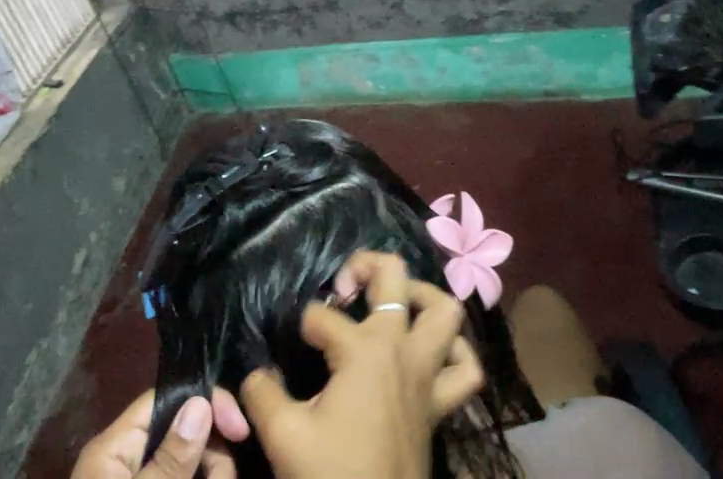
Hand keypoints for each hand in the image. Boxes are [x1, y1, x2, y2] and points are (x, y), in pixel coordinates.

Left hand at [70, 387, 249, 478]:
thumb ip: (171, 457)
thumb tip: (199, 401)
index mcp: (115, 445)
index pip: (166, 399)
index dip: (207, 403)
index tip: (241, 429)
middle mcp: (128, 455)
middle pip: (187, 431)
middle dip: (215, 455)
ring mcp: (142, 475)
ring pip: (194, 460)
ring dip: (215, 474)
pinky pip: (188, 476)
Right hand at [239, 251, 486, 478]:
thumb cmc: (329, 474)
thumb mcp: (282, 434)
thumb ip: (263, 393)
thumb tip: (256, 374)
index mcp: (363, 351)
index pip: (323, 317)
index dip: (303, 324)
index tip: (293, 344)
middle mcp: (401, 349)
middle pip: (396, 277)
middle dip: (367, 265)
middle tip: (344, 284)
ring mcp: (427, 375)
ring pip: (446, 311)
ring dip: (421, 296)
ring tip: (393, 303)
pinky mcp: (440, 403)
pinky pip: (466, 369)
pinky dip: (454, 353)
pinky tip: (430, 354)